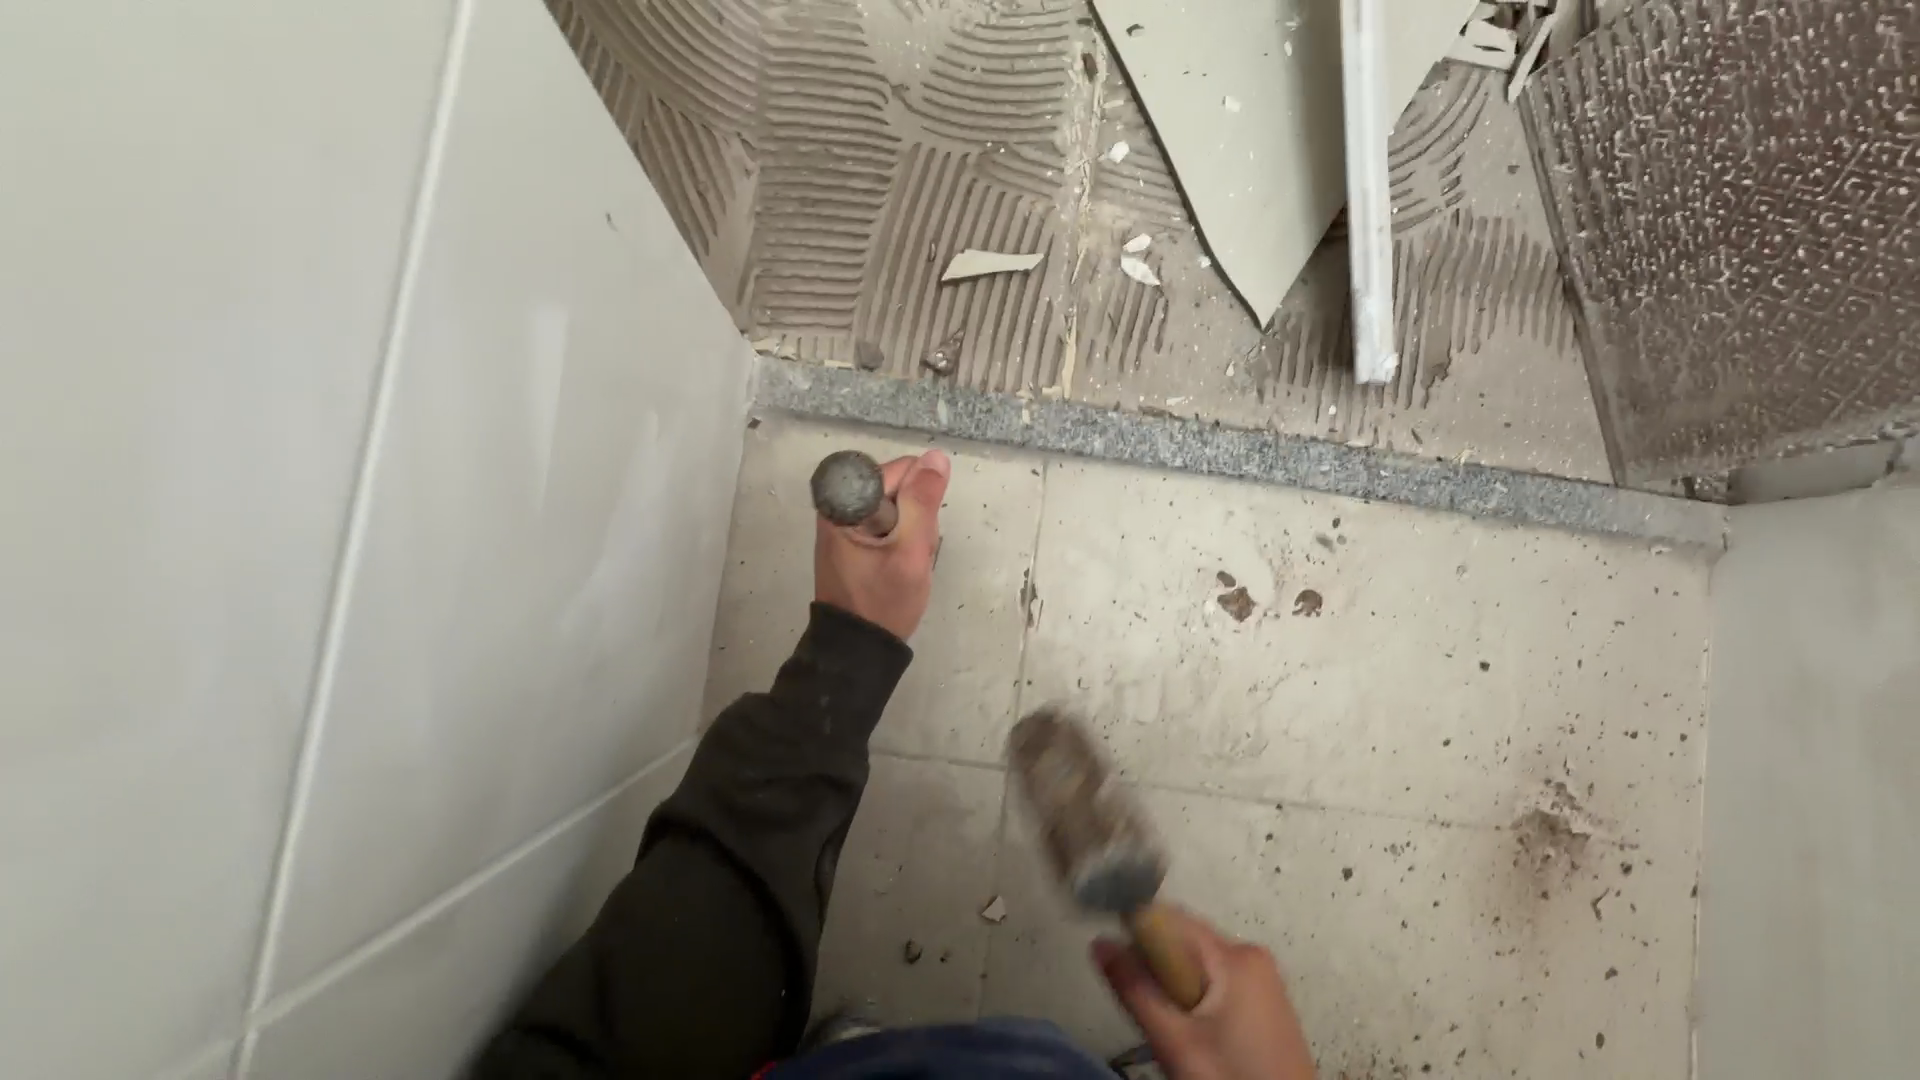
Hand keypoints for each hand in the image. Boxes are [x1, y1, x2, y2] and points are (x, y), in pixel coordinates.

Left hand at [814, 449, 950, 640]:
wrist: (858, 647)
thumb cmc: (882, 601)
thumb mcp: (909, 552)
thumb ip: (922, 502)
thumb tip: (936, 457)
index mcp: (843, 501)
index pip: (900, 471)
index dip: (920, 498)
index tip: (916, 533)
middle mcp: (839, 503)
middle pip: (899, 486)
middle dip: (918, 517)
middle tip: (913, 553)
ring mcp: (846, 521)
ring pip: (899, 506)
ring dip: (914, 532)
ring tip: (908, 562)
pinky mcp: (853, 536)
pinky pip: (889, 523)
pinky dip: (903, 541)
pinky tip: (902, 564)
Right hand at [1093, 907, 1317, 1079]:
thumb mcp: (1176, 1043)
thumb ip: (1135, 990)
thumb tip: (1099, 942)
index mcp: (1234, 955)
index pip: (1168, 919)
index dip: (1135, 936)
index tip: (1119, 970)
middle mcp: (1251, 954)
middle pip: (1182, 941)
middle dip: (1157, 970)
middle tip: (1149, 1014)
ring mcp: (1262, 978)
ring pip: (1196, 964)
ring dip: (1175, 988)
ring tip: (1175, 1031)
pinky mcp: (1264, 1001)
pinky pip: (1215, 982)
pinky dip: (1196, 999)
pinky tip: (1197, 1036)